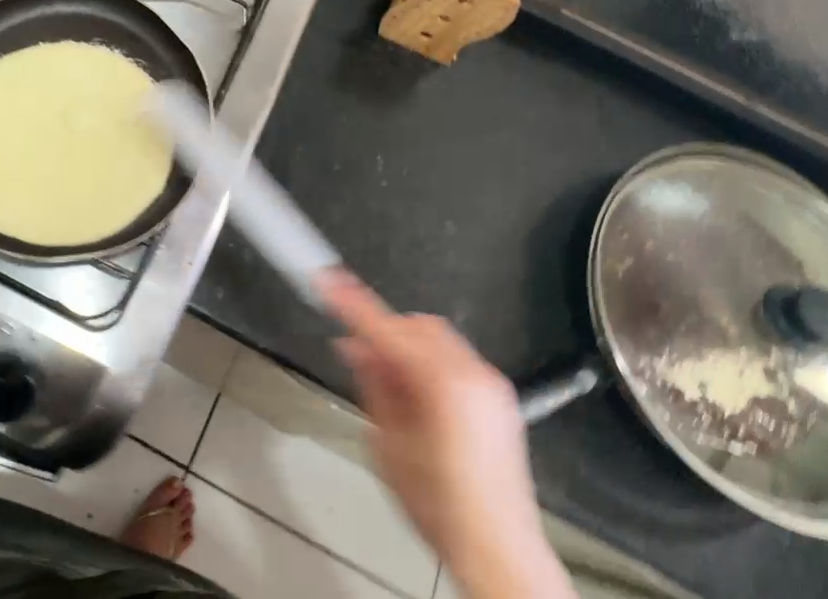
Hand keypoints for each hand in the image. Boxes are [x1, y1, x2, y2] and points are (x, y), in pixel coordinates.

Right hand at [320, 271, 574, 598]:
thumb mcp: (388, 445)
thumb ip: (375, 386)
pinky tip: (414, 396)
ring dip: (407, 346)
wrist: (498, 547)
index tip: (328, 280)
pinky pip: (456, 360)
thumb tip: (357, 349)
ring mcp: (491, 385)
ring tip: (385, 381)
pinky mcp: (498, 399)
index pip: (388, 329)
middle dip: (385, 330)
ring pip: (438, 339)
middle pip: (418, 326)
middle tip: (355, 353)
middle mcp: (473, 374)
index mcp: (443, 384)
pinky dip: (428, 363)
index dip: (353, 303)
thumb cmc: (439, 506)